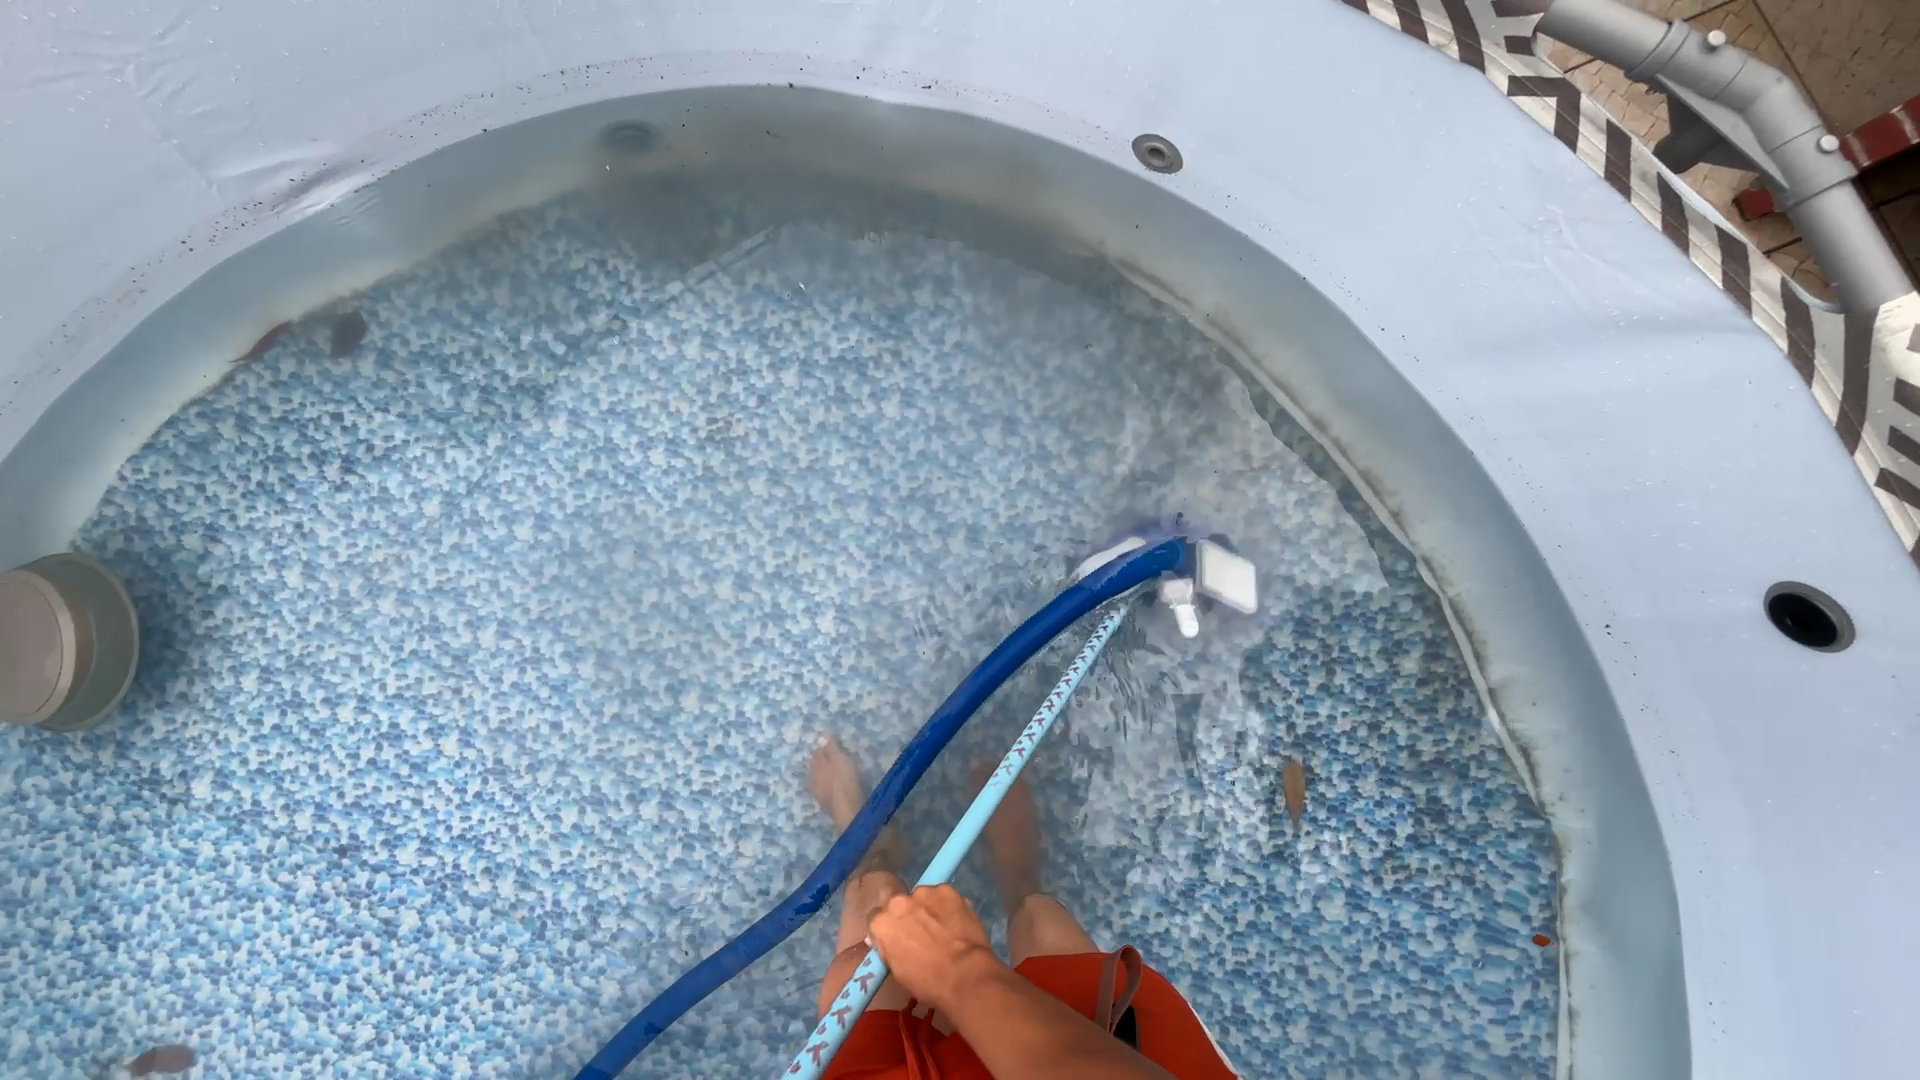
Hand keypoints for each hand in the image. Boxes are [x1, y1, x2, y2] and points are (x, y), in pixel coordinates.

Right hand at [866, 885, 1005, 1012]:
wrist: (964, 973)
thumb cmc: (928, 981)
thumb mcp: (898, 971)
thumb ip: (890, 947)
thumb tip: (891, 940)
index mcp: (881, 923)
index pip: (876, 920)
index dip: (887, 930)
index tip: (896, 939)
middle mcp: (898, 902)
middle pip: (896, 903)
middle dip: (905, 915)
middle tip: (919, 932)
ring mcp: (924, 892)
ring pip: (921, 898)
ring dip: (927, 908)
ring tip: (942, 927)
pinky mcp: (947, 890)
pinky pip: (942, 896)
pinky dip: (946, 906)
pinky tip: (956, 922)